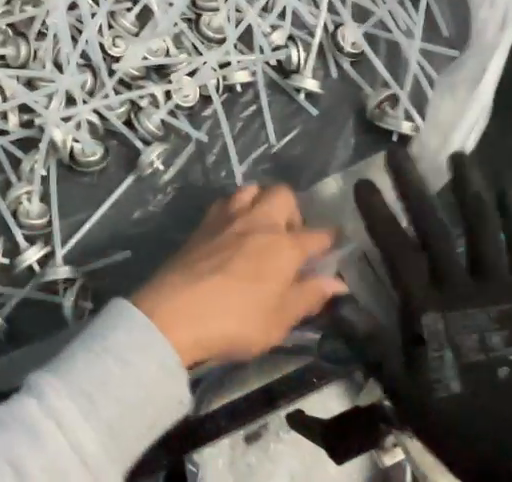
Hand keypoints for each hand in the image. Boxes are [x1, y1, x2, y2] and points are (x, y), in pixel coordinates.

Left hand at [132, 184, 347, 368]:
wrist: (174, 313)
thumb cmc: (235, 321)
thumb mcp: (280, 320)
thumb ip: (309, 296)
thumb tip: (337, 281)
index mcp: (284, 246)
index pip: (317, 235)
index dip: (330, 238)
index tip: (336, 241)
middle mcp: (259, 222)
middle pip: (283, 195)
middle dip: (293, 211)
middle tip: (290, 239)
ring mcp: (228, 218)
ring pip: (252, 189)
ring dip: (262, 201)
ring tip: (260, 228)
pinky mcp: (202, 223)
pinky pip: (226, 201)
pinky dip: (236, 208)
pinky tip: (232, 230)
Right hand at [331, 149, 511, 481]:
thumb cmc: (458, 420)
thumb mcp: (405, 392)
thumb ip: (370, 345)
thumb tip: (332, 301)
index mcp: (432, 312)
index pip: (399, 251)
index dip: (379, 215)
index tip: (362, 184)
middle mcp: (468, 292)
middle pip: (439, 229)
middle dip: (416, 188)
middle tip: (400, 154)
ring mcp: (506, 293)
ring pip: (488, 231)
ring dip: (473, 191)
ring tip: (461, 158)